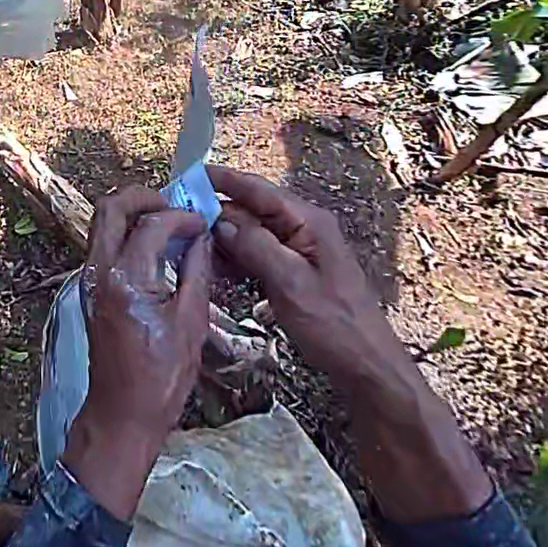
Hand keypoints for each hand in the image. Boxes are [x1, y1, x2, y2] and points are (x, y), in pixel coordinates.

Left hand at [61, 187, 210, 521]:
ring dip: (132, 212)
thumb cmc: (160, 377)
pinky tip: (155, 246)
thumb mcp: (191, 323)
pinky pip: (103, 242)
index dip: (181, 216)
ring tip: (168, 223)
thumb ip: (196, 272)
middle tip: (175, 207)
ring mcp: (90, 277)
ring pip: (101, 221)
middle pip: (111, 206)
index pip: (151, 223)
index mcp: (127, 278)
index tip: (202, 223)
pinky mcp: (90, 286)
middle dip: (144, 196)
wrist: (121, 413)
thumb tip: (202, 237)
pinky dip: (126, 232)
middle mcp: (100, 269)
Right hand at [207, 167, 492, 521]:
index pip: (258, 189)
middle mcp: (302, 229)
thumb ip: (254, 246)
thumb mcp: (291, 283)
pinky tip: (216, 270)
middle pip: (250, 210)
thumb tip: (218, 221)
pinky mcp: (291, 271)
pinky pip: (255, 254)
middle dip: (216, 213)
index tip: (188, 175)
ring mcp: (297, 250)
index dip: (222, 179)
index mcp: (308, 222)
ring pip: (249, 233)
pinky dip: (235, 259)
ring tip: (191, 247)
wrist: (368, 370)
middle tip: (178, 219)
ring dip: (222, 239)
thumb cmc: (334, 325)